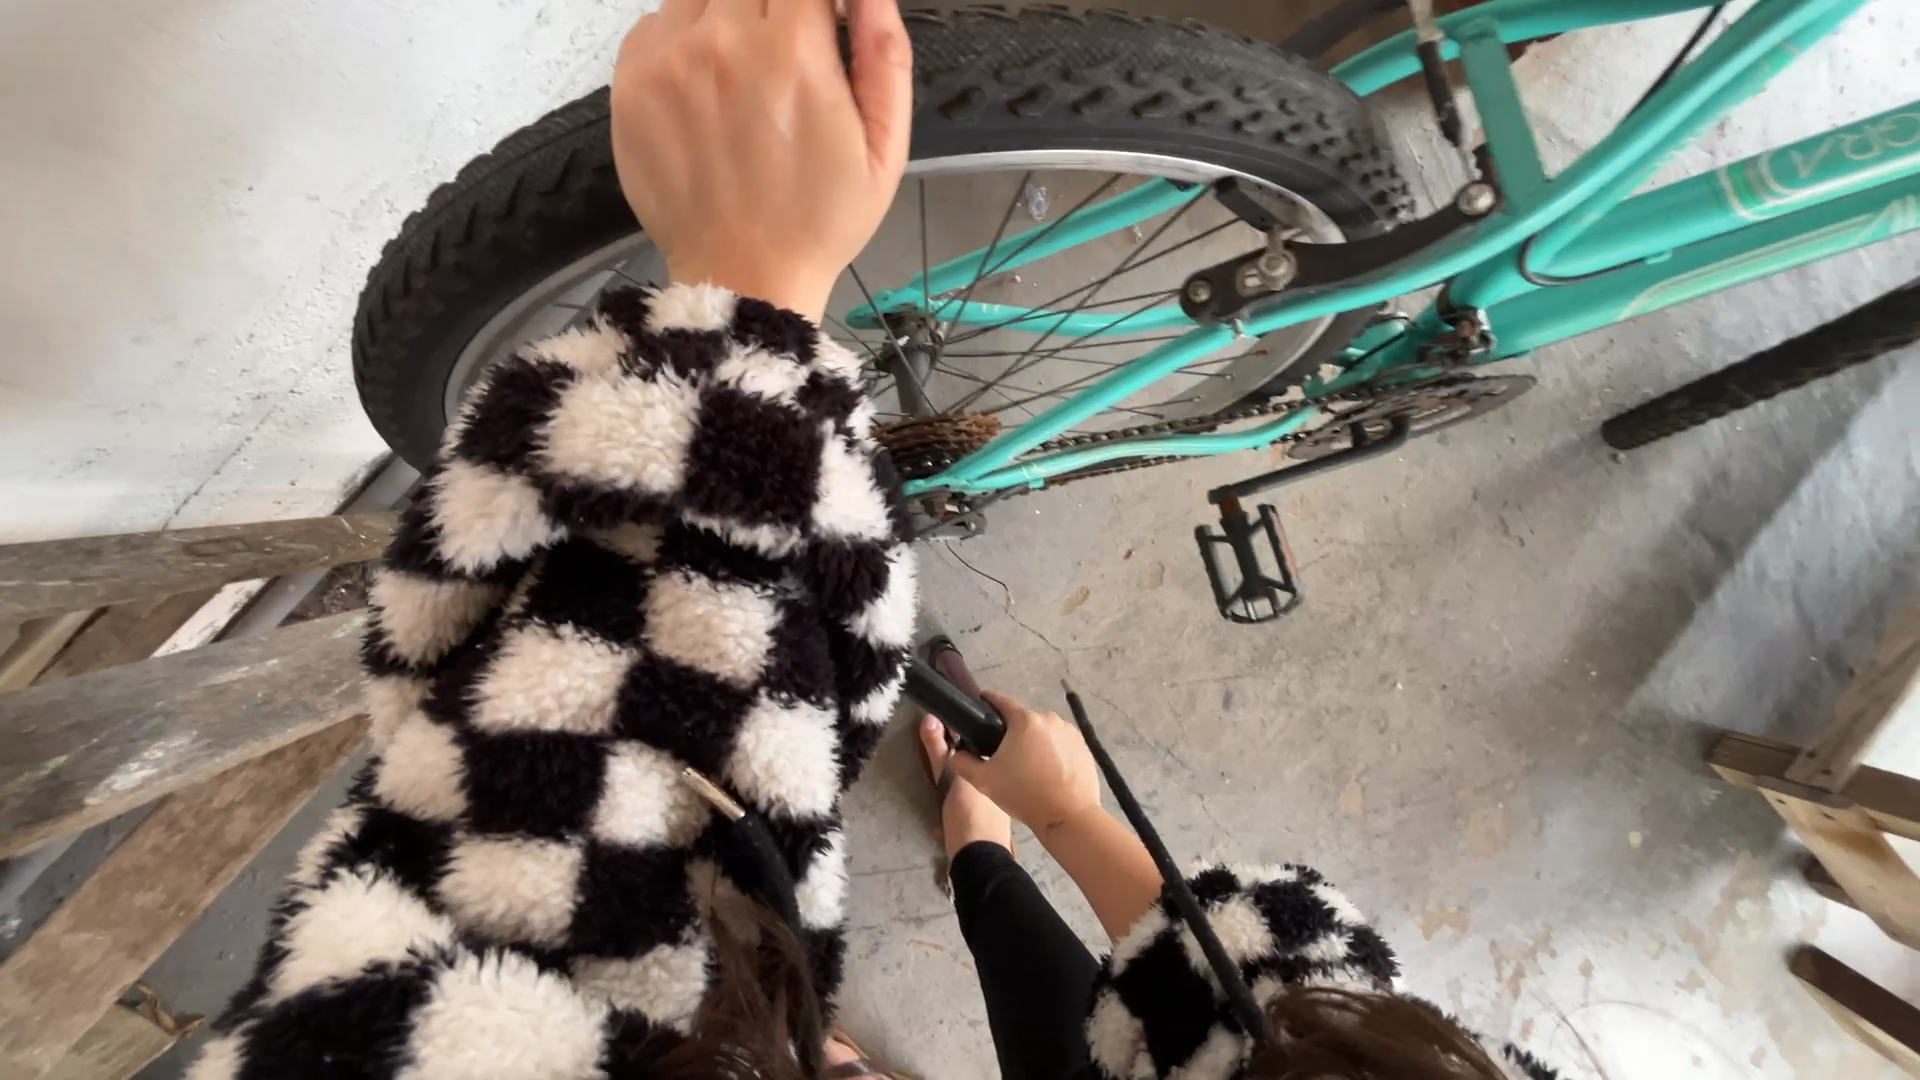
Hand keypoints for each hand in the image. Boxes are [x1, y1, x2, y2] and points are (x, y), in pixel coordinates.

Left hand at [609, 0, 912, 322]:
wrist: (747, 278)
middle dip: (772, 12)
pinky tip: (707, 100)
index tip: (818, 28)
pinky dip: (684, 46)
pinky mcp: (631, 83)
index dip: (814, 3)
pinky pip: (658, 25)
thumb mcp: (885, 153)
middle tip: (782, 69)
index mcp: (794, 54)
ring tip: (743, 89)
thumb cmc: (821, 224)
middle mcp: (724, 41)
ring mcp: (669, 60)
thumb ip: (885, 56)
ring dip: (726, 22)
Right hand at [949, 693, 1103, 834]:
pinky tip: (1049, 771)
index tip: (981, 704)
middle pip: (1023, 719)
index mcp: (1023, 720)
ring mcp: (1069, 731)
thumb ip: (962, 762)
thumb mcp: (984, 781)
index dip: (988, 701)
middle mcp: (1048, 718)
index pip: (1001, 701)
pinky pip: (1061, 742)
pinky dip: (1053, 751)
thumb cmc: (1023, 795)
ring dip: (1035, 741)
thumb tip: (953, 751)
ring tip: (1029, 766)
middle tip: (1006, 754)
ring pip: (1043, 731)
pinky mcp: (1083, 745)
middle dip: (1013, 732)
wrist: (1068, 817)